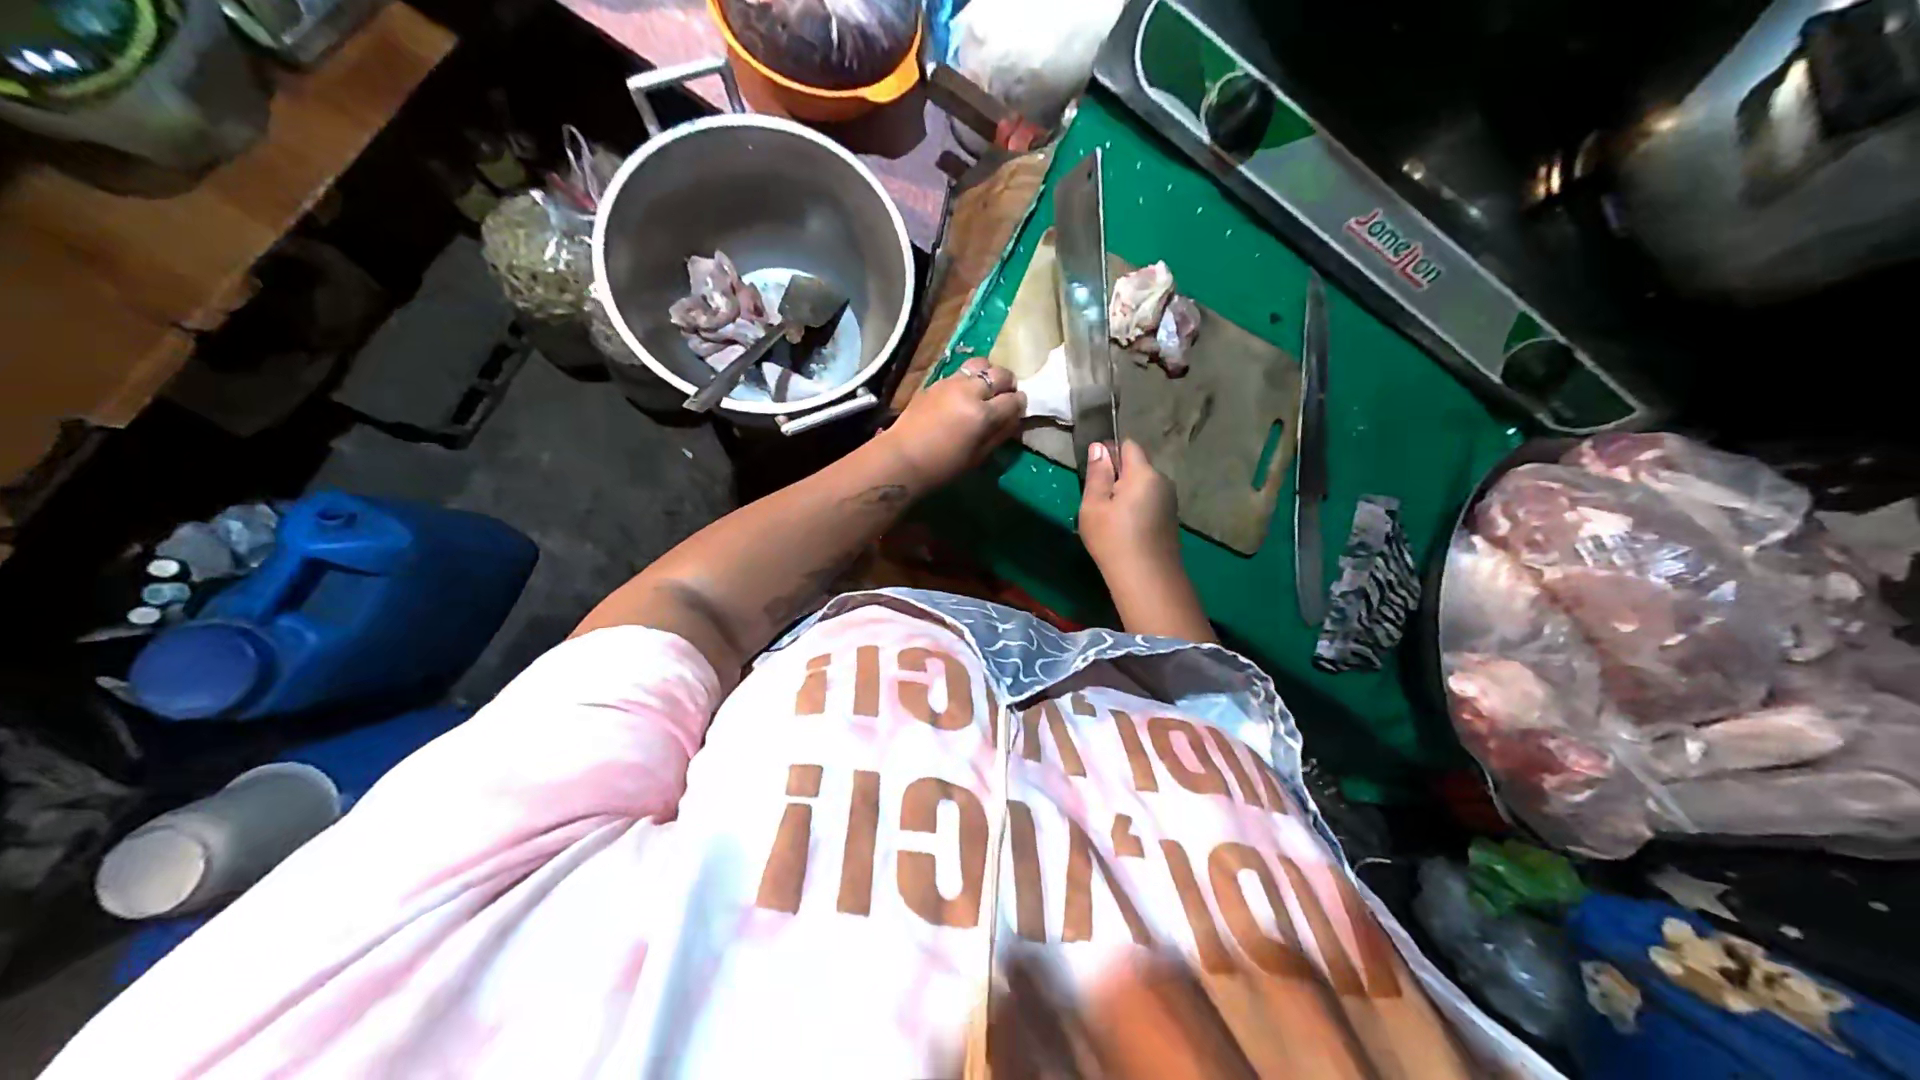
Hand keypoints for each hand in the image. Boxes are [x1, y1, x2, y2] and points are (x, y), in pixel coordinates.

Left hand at [876, 358, 1025, 490]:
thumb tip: (1015, 418)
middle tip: (1004, 397)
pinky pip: (960, 372)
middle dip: (1008, 384)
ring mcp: (951, 382)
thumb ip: (1001, 433)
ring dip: (988, 374)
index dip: (1019, 405)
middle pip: (1001, 374)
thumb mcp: (979, 456)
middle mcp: (970, 391)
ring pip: (981, 364)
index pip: (1014, 399)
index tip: (1016, 411)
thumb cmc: (943, 466)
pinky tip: (964, 394)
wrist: (902, 458)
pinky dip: (969, 378)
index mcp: (983, 414)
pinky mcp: (936, 381)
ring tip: (985, 389)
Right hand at [1078, 440, 1178, 573]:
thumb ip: (1097, 474)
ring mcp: (1170, 501)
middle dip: (1118, 476)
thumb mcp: (1094, 506)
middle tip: (1098, 501)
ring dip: (1126, 494)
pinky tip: (1125, 530)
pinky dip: (1136, 508)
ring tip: (1109, 518)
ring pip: (1143, 486)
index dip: (1110, 451)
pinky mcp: (1170, 519)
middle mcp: (1162, 481)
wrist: (1147, 579)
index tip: (1095, 471)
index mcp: (1144, 473)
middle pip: (1137, 466)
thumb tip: (1099, 447)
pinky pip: (1150, 502)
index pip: (1128, 446)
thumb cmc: (1113, 539)